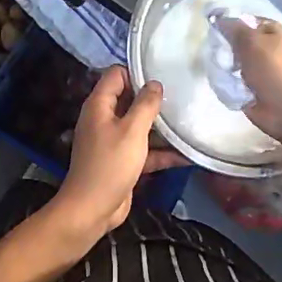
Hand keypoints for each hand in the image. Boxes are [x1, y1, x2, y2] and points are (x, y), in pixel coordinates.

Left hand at [44, 67, 187, 239]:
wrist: (92, 208)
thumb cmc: (110, 164)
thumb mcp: (132, 130)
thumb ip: (145, 104)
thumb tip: (155, 83)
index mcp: (99, 105)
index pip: (116, 75)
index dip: (137, 73)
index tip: (163, 77)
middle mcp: (103, 119)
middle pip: (130, 99)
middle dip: (153, 100)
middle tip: (182, 97)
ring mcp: (112, 141)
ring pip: (139, 126)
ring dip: (161, 127)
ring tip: (189, 121)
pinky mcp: (121, 161)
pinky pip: (143, 150)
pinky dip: (161, 152)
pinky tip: (187, 155)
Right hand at [221, 17, 281, 144]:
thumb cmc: (276, 71)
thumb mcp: (253, 43)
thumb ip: (235, 29)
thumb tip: (218, 17)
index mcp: (271, 32)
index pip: (245, 20)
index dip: (229, 22)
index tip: (211, 27)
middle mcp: (265, 49)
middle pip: (236, 42)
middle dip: (224, 47)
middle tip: (213, 51)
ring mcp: (258, 70)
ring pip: (231, 62)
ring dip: (223, 66)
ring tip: (217, 69)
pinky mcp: (250, 90)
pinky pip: (231, 81)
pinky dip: (226, 83)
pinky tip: (222, 84)